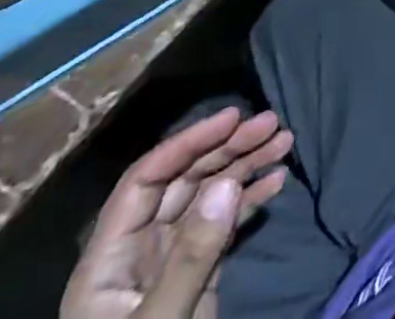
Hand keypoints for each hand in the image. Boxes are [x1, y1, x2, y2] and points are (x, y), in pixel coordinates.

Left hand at [61, 107, 293, 318]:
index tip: (232, 117)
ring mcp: (168, 263)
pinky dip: (250, 200)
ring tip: (284, 142)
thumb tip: (225, 184)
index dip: (187, 143)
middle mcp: (138, 252)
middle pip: (183, 183)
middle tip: (273, 124)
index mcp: (109, 259)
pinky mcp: (196, 277)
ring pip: (208, 198)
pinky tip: (277, 182)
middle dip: (227, 149)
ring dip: (245, 167)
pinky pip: (224, 226)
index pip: (146, 181)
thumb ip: (190, 256)